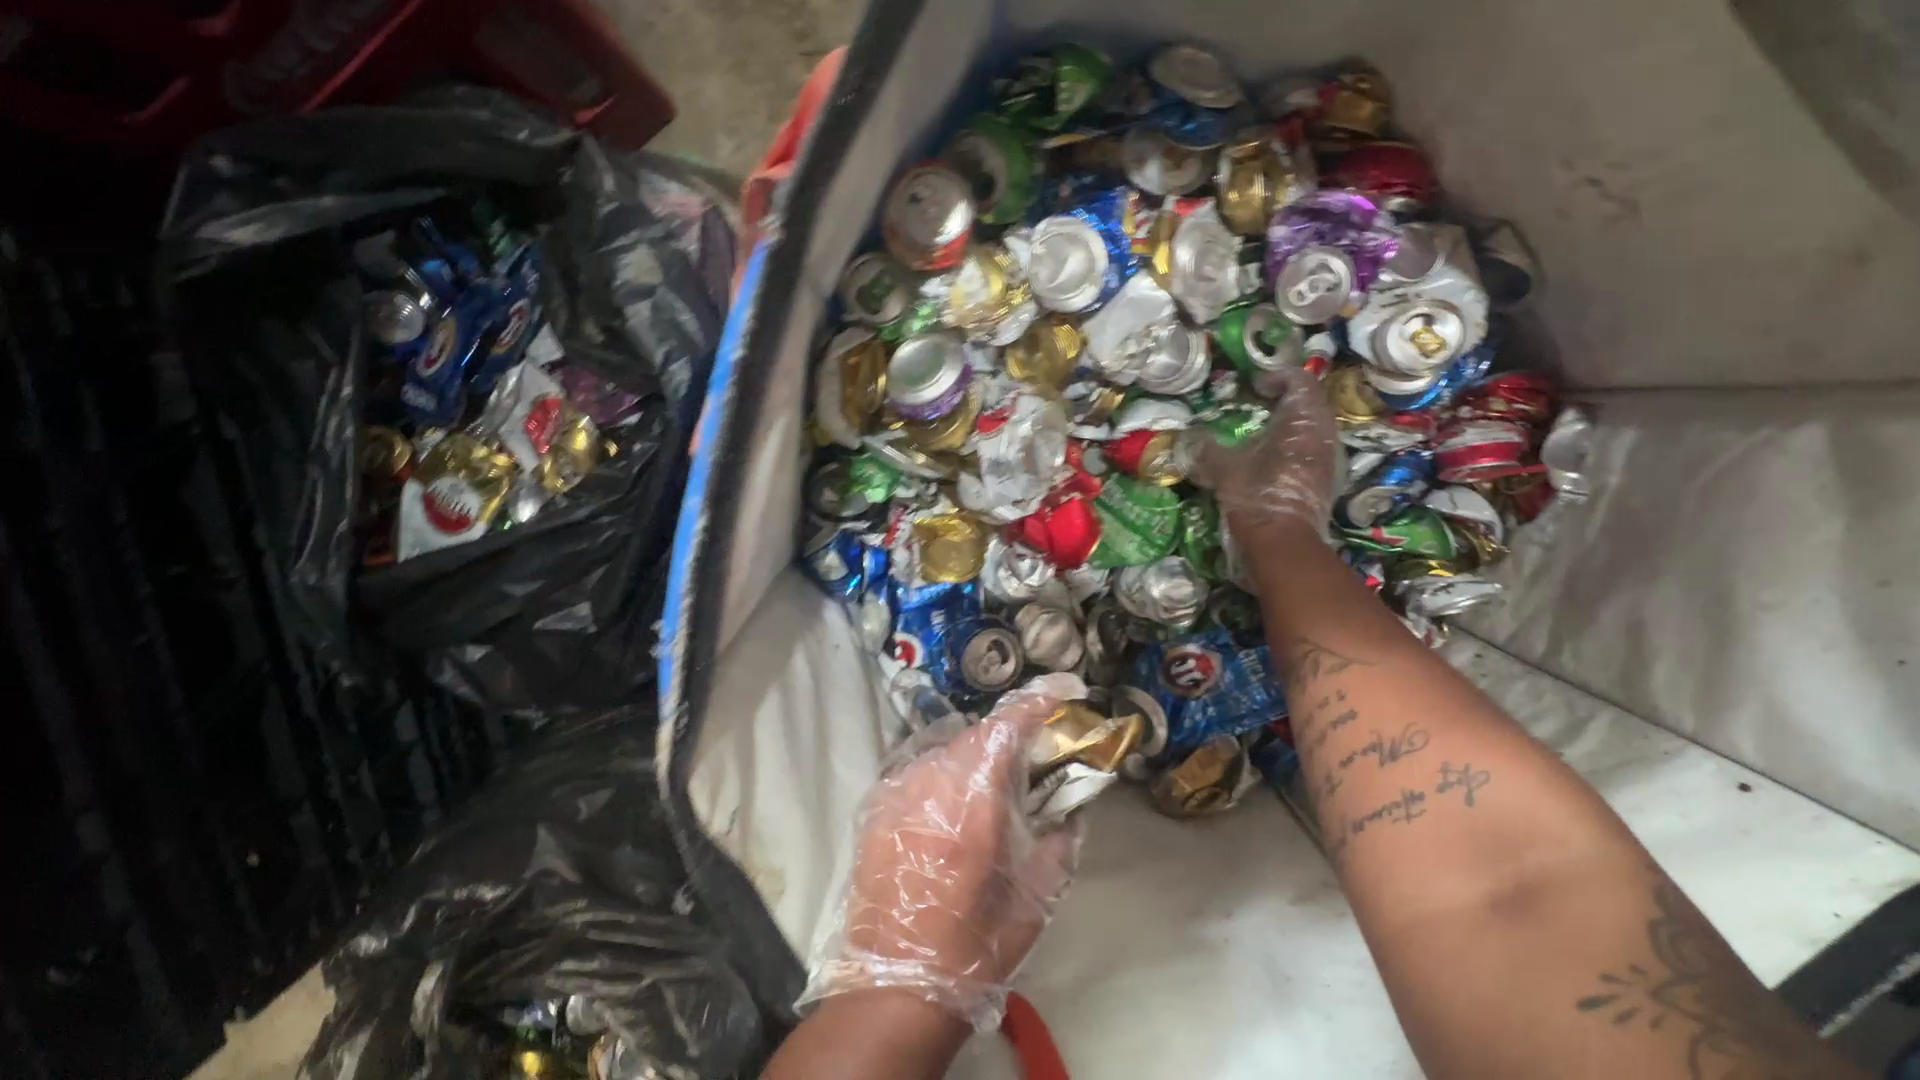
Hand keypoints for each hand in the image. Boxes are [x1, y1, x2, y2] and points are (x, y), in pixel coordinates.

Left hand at [798, 675, 1084, 1030]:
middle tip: (1035, 759)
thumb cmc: (974, 949)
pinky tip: (956, 806)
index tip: (1065, 691)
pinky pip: (918, 772)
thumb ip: (1059, 840)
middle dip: (1009, 737)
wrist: (895, 987)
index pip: (1005, 728)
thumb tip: (1070, 806)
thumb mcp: (1036, 900)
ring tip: (995, 788)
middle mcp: (929, 787)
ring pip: (945, 751)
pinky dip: (945, 776)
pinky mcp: (875, 810)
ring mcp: (896, 795)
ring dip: (975, 758)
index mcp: (972, 807)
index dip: (1037, 702)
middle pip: (975, 736)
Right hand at [1200, 368, 1338, 542]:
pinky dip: (1294, 448)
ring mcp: (1329, 460)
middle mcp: (1323, 435)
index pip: (1301, 381)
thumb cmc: (1257, 496)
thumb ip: (1207, 450)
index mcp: (1303, 421)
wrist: (1284, 544)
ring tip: (1264, 434)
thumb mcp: (1224, 469)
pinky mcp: (1325, 482)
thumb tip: (1189, 440)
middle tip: (1260, 405)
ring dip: (1291, 426)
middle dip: (1286, 400)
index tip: (1256, 386)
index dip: (1278, 377)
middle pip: (1311, 404)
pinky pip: (1313, 451)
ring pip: (1314, 429)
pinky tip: (1272, 462)